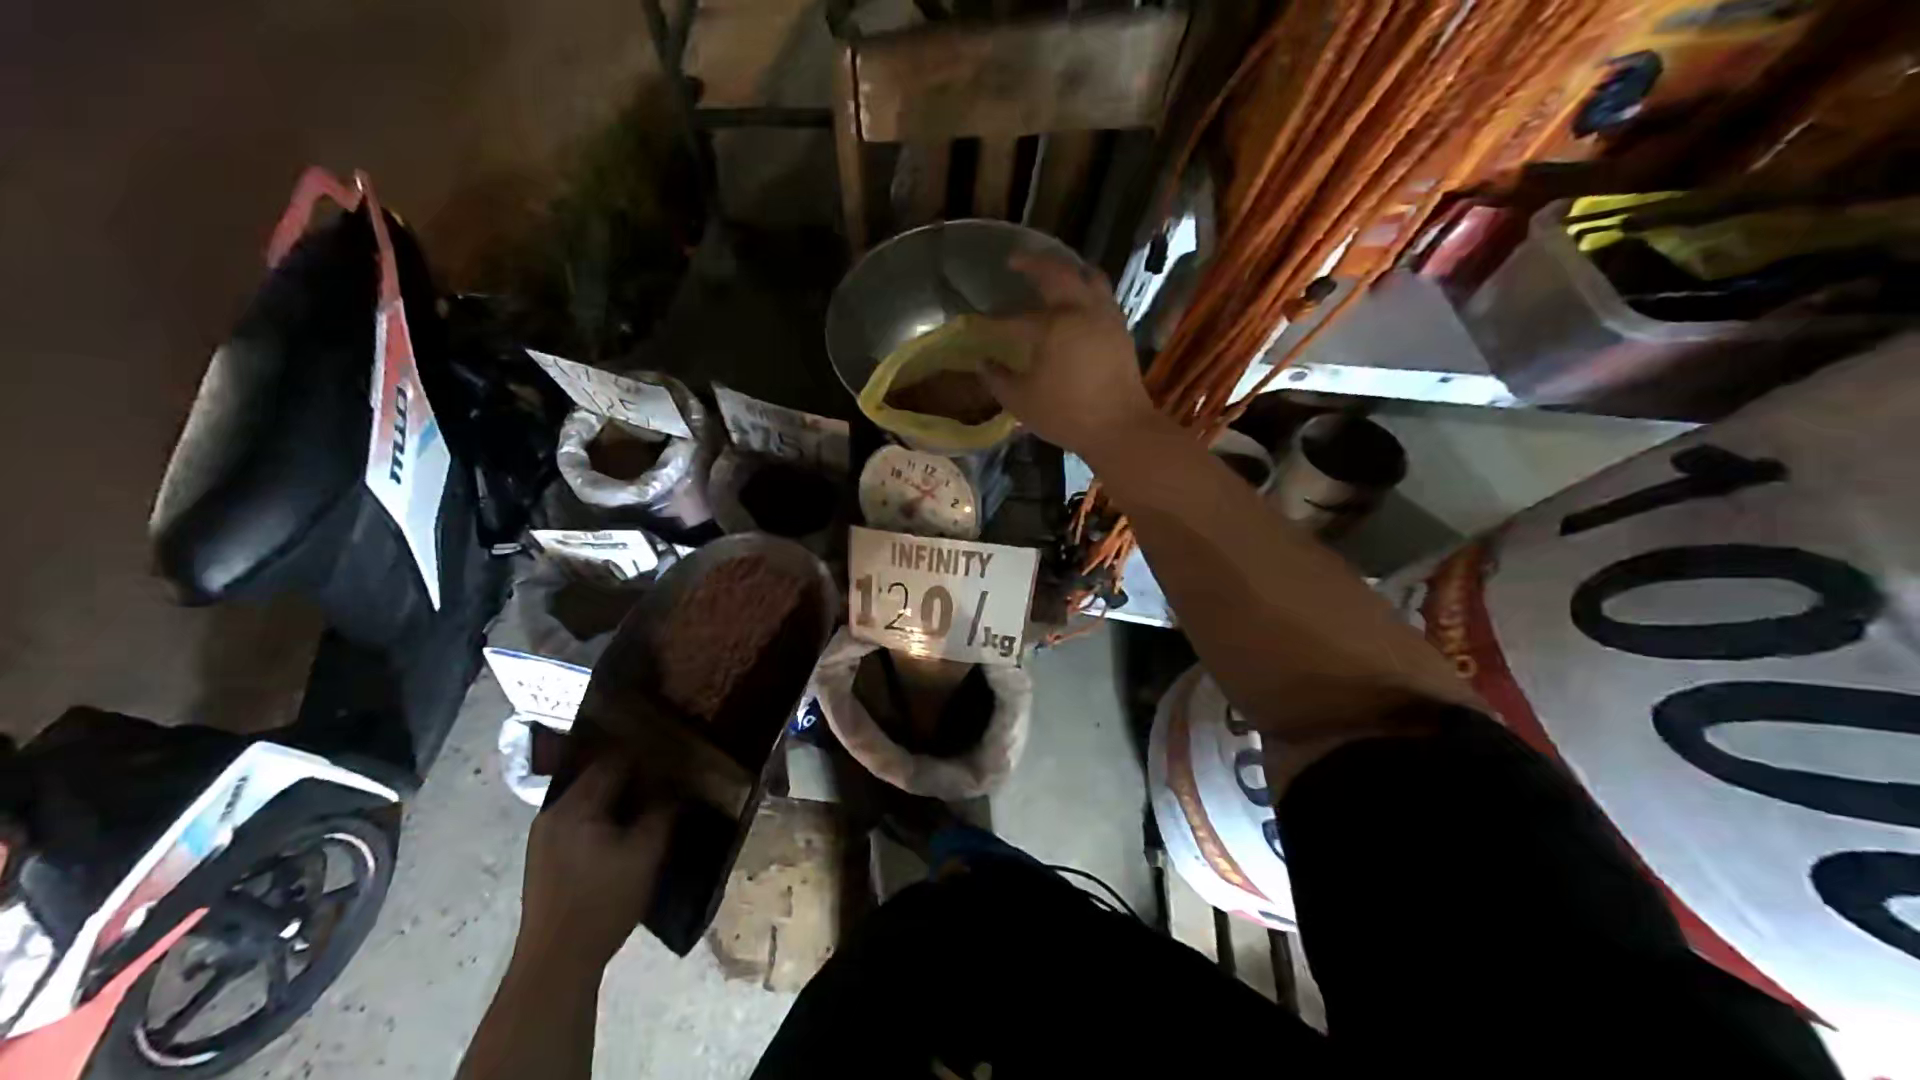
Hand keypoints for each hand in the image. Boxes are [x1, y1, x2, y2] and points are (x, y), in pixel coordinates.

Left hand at [514, 757, 670, 977]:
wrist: (555, 964)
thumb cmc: (603, 903)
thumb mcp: (645, 855)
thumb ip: (662, 813)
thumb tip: (676, 787)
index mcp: (574, 806)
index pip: (613, 761)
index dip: (646, 754)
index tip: (674, 753)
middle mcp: (552, 813)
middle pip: (597, 777)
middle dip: (633, 774)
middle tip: (667, 776)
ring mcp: (544, 837)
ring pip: (588, 799)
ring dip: (618, 796)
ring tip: (651, 801)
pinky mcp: (545, 858)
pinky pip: (579, 819)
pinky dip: (604, 815)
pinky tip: (625, 830)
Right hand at [978, 253, 1164, 461]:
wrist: (1120, 428)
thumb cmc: (1067, 415)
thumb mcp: (1022, 401)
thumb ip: (998, 379)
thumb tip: (983, 363)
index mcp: (1053, 326)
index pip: (1014, 318)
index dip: (993, 321)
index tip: (978, 322)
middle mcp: (1081, 310)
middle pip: (1057, 273)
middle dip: (1034, 263)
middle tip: (1016, 261)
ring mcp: (1106, 316)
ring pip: (1089, 276)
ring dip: (1068, 269)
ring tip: (1054, 271)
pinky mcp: (1120, 329)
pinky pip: (1103, 295)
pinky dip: (1087, 288)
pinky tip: (1078, 300)